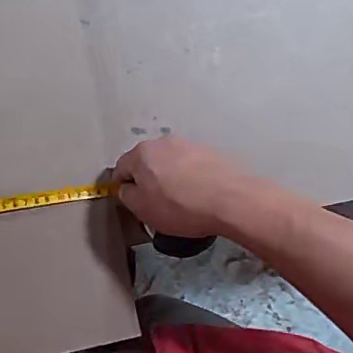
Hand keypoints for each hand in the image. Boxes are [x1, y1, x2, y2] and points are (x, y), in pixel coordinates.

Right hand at [113, 137, 255, 238]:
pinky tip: (199, 196)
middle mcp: (163, 142)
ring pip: (171, 163)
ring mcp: (189, 145)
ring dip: (171, 179)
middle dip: (148, 181)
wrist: (231, 200)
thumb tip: (127, 189)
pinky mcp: (211, 152)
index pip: (120, 168)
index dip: (123, 187)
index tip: (132, 202)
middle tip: (157, 204)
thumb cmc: (183, 206)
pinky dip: (192, 179)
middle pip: (147, 163)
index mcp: (141, 153)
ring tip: (182, 202)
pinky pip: (192, 167)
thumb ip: (126, 195)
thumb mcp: (142, 209)